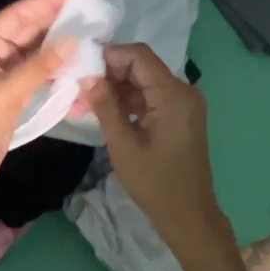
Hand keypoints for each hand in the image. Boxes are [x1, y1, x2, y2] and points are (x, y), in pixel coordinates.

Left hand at [0, 0, 71, 211]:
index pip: (18, 16)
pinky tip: (78, 68)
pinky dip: (56, 72)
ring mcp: (2, 74)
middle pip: (29, 32)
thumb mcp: (7, 93)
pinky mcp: (12, 94)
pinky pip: (38, 75)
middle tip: (92, 12)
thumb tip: (73, 41)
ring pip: (37, 54)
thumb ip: (40, 66)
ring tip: (92, 37)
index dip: (46, 3)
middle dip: (58, 23)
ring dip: (61, 48)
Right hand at [84, 43, 234, 261]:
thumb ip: (105, 107)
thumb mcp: (123, 145)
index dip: (110, 56)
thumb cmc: (155, 183)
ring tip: (88, 103)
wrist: (188, 214)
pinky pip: (153, 97)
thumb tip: (87, 78)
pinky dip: (131, 101)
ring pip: (146, 81)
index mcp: (173, 95)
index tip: (82, 68)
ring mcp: (185, 104)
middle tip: (81, 88)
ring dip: (118, 88)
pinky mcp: (181, 116)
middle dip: (111, 73)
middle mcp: (184, 92)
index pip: (139, 56)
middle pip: (143, 66)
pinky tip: (108, 113)